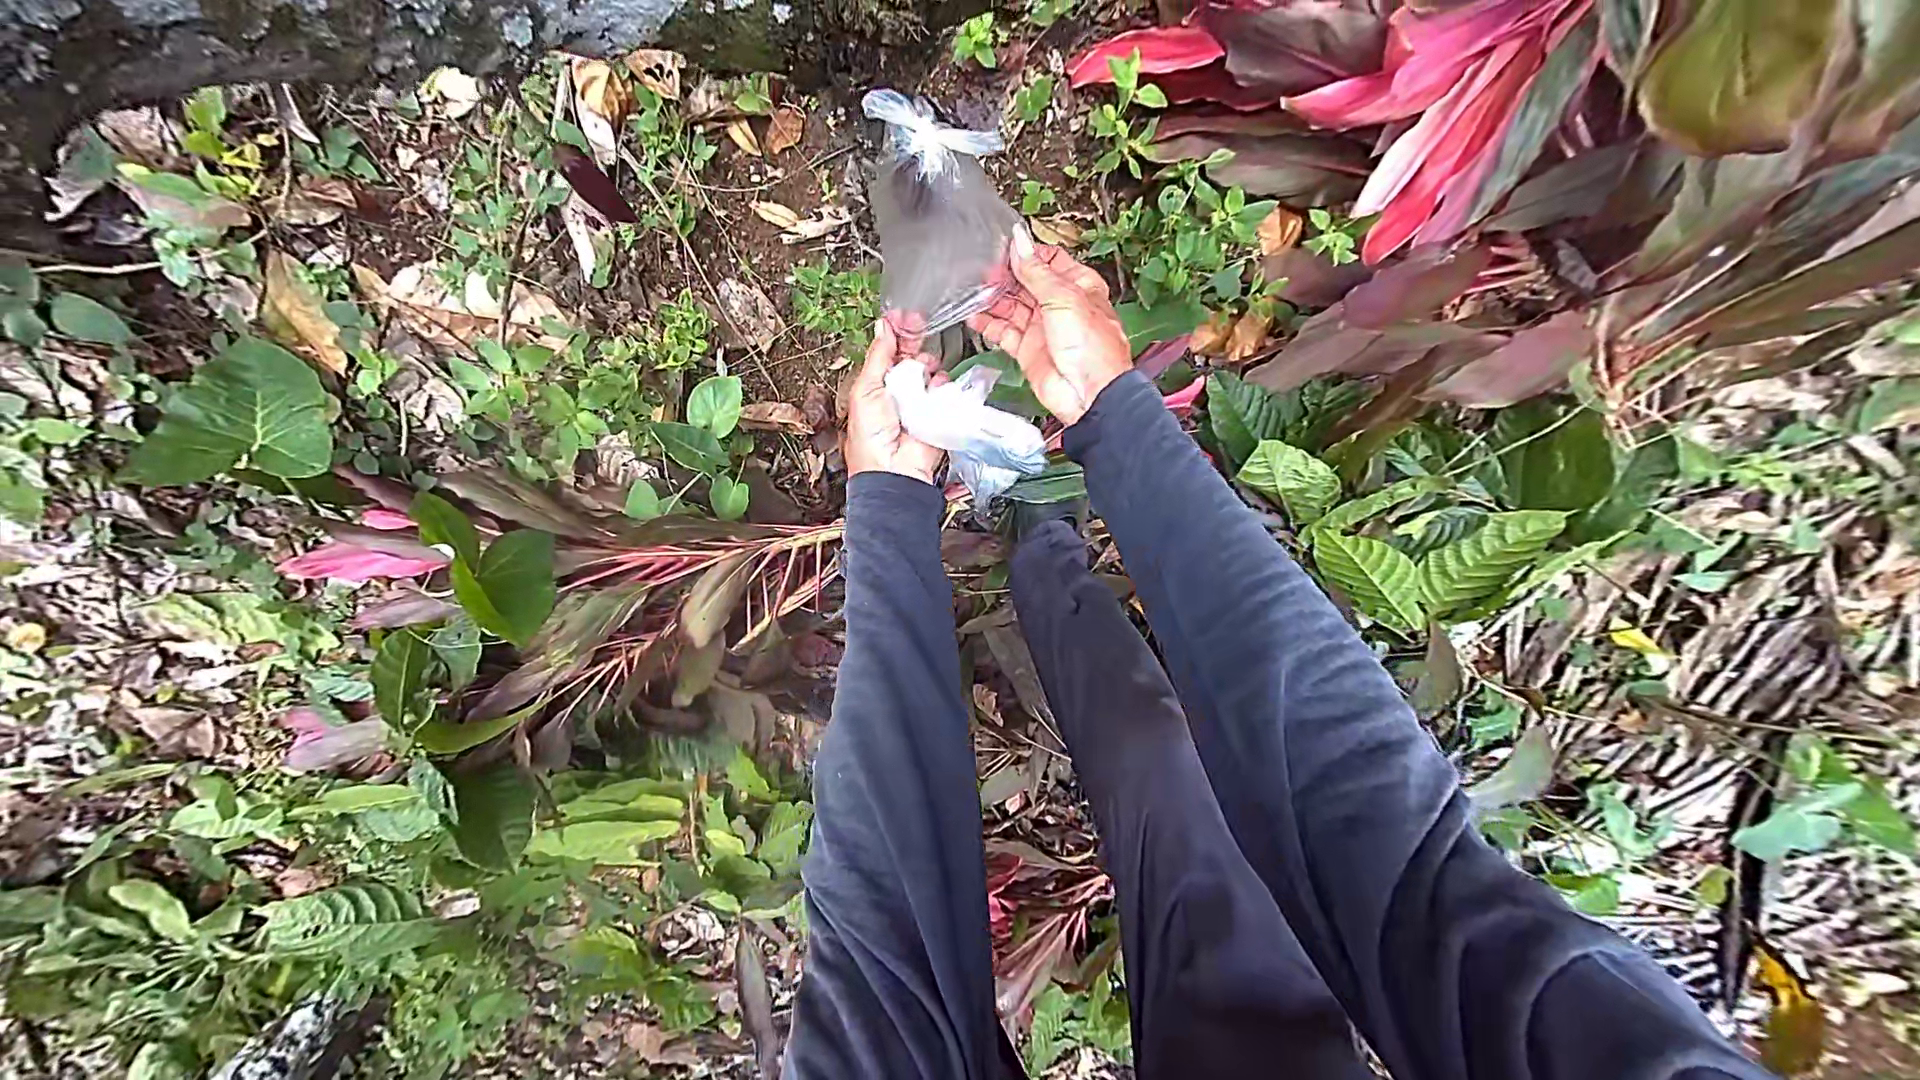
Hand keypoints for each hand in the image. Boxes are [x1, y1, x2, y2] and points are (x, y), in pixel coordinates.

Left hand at [844, 318, 946, 483]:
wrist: (894, 469)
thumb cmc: (871, 437)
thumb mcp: (865, 388)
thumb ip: (877, 357)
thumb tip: (883, 327)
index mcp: (877, 385)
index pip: (890, 352)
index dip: (897, 333)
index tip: (903, 317)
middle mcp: (900, 392)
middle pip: (913, 357)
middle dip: (915, 343)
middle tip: (917, 327)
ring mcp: (921, 402)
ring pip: (932, 371)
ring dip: (928, 367)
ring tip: (922, 373)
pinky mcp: (940, 414)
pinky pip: (947, 391)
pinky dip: (944, 387)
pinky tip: (935, 390)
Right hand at [968, 227, 1132, 425]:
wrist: (1088, 393)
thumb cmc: (1093, 348)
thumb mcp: (1064, 297)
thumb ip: (1037, 271)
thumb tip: (1020, 243)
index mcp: (1078, 286)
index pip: (1048, 261)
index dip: (1027, 254)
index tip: (1005, 248)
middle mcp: (1059, 307)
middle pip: (1026, 283)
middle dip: (1005, 276)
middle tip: (984, 270)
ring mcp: (1042, 329)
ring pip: (1012, 308)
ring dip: (993, 299)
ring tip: (975, 291)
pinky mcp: (1028, 351)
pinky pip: (1004, 333)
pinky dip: (988, 325)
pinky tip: (975, 316)